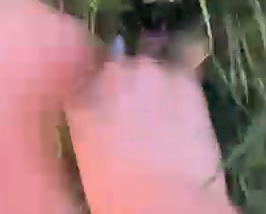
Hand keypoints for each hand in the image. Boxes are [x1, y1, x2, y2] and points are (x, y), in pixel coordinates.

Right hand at [70, 54, 237, 213]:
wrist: (166, 204)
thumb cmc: (120, 196)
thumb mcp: (89, 155)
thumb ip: (90, 120)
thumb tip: (104, 116)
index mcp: (78, 94)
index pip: (85, 78)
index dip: (100, 92)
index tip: (109, 108)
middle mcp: (109, 71)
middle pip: (117, 64)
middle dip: (126, 82)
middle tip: (138, 110)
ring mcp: (146, 68)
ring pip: (150, 65)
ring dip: (154, 81)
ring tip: (165, 109)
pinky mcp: (181, 75)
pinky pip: (181, 70)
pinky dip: (182, 84)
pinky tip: (186, 105)